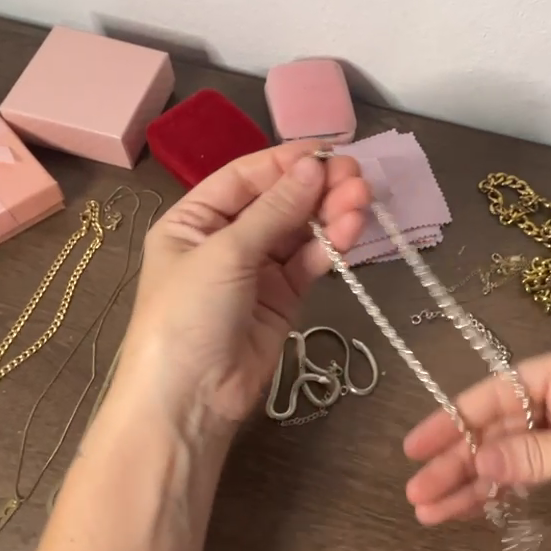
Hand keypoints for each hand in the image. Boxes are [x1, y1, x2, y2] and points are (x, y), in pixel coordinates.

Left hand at [103, 143, 372, 443]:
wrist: (189, 400)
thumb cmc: (188, 315)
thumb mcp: (225, 253)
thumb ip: (274, 210)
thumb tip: (314, 166)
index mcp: (195, 220)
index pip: (247, 178)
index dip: (288, 162)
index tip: (331, 150)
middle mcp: (227, 240)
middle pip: (280, 202)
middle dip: (317, 188)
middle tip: (358, 178)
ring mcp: (257, 270)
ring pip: (300, 232)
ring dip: (330, 215)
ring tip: (362, 202)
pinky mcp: (284, 299)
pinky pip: (309, 263)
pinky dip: (330, 247)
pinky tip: (351, 232)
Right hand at [402, 341, 550, 526]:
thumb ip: (539, 454)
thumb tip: (480, 459)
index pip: (498, 392)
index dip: (454, 419)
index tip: (416, 447)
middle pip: (496, 424)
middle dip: (457, 459)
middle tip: (417, 492)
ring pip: (506, 450)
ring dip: (471, 479)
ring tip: (431, 510)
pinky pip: (526, 468)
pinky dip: (499, 488)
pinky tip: (468, 508)